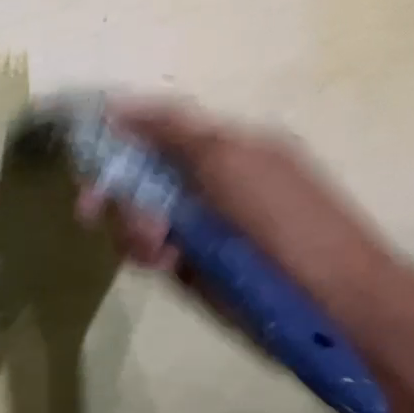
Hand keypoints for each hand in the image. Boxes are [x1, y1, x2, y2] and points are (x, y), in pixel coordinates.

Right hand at [74, 95, 402, 327]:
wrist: (336, 306)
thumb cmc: (284, 221)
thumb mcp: (227, 157)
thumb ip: (168, 129)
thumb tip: (115, 106)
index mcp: (226, 145)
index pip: (156, 124)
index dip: (115, 128)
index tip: (78, 141)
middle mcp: (210, 180)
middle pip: (137, 170)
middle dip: (115, 187)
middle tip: (89, 210)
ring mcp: (202, 224)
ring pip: (137, 213)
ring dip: (134, 227)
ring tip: (156, 249)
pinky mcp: (194, 265)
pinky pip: (149, 250)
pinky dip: (148, 254)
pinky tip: (164, 264)